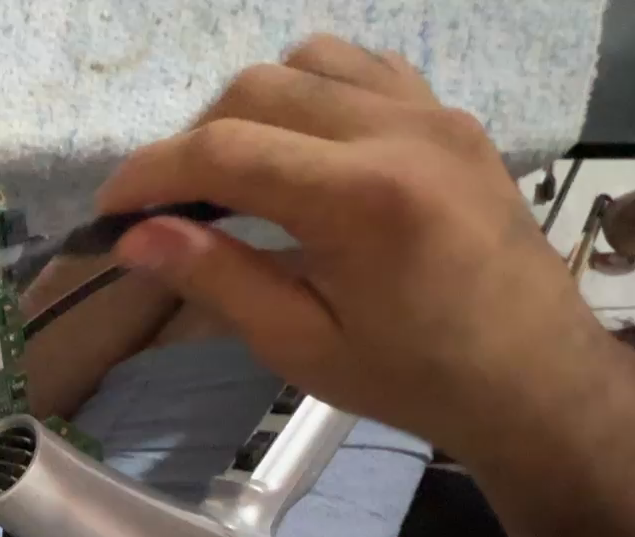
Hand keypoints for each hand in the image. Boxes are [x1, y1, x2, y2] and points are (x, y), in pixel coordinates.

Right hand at [98, 35, 610, 459]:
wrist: (526, 370)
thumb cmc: (403, 373)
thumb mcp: (293, 341)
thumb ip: (214, 276)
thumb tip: (134, 239)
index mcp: (360, 199)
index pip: (224, 151)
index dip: (148, 174)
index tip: (107, 211)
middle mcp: (399, 131)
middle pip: (254, 92)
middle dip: (187, 145)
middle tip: (163, 210)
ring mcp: (431, 112)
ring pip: (302, 65)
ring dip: (241, 114)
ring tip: (224, 178)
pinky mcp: (446, 114)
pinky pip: (356, 68)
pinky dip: (299, 96)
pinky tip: (287, 150)